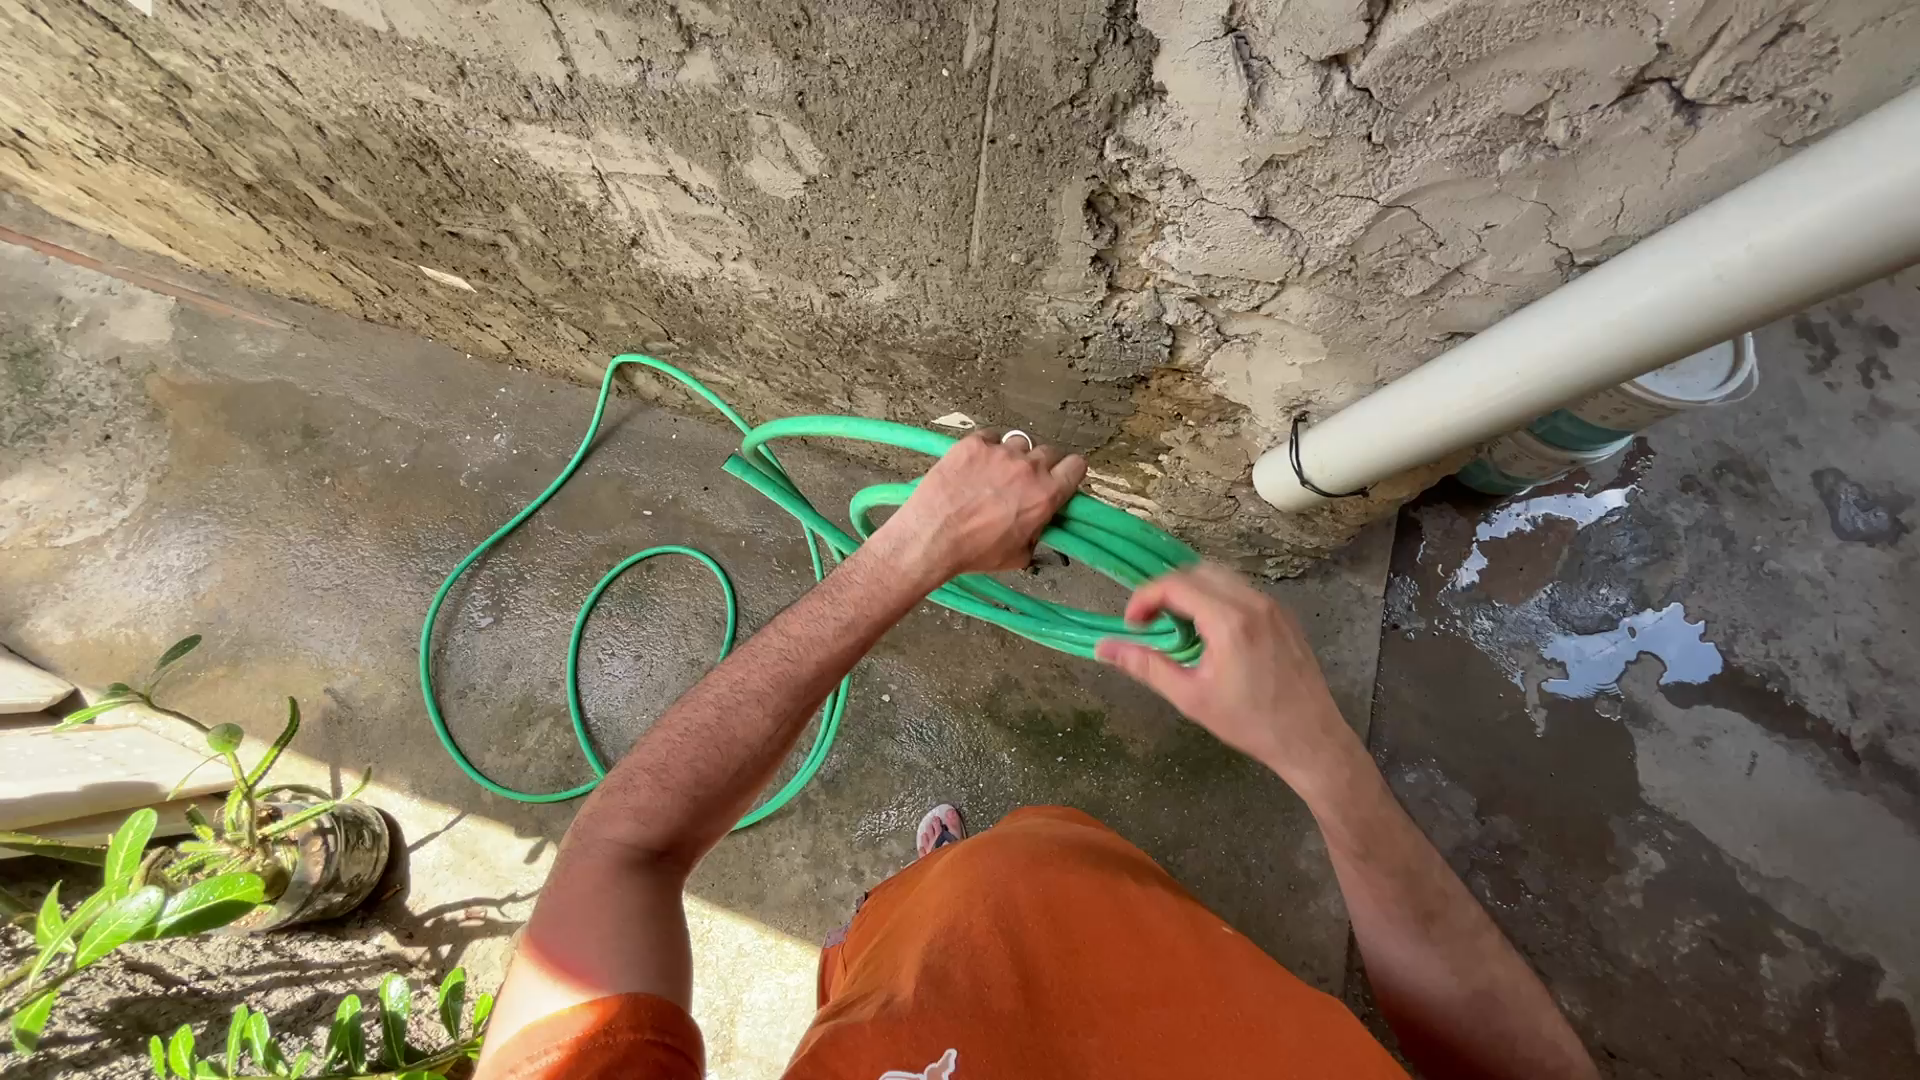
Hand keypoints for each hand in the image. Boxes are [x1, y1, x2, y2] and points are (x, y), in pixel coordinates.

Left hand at [875, 429, 1086, 582]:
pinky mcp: (974, 444)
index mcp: (1046, 495)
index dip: (1070, 471)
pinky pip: (990, 437)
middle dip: (1041, 465)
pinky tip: (975, 465)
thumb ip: (1038, 532)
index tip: (1061, 477)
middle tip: (1024, 481)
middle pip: (1049, 452)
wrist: (932, 537)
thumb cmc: (974, 552)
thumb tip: (1039, 522)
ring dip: (1014, 455)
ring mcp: (1000, 452)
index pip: (1077, 466)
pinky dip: (987, 448)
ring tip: (996, 473)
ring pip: (1019, 442)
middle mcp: (1028, 468)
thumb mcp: (1019, 555)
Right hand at [1095, 563, 1363, 797]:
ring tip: (1176, 625)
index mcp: (1229, 620)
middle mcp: (1252, 602)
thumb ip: (1145, 665)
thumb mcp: (1190, 697)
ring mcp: (1272, 605)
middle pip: (1196, 571)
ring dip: (1190, 591)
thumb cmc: (1249, 723)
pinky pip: (1240, 589)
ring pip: (1220, 576)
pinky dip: (1214, 597)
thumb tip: (1103, 647)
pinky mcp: (1282, 614)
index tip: (1131, 624)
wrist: (1312, 739)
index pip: (1174, 584)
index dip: (1143, 598)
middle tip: (1150, 621)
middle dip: (1165, 590)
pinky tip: (1208, 631)